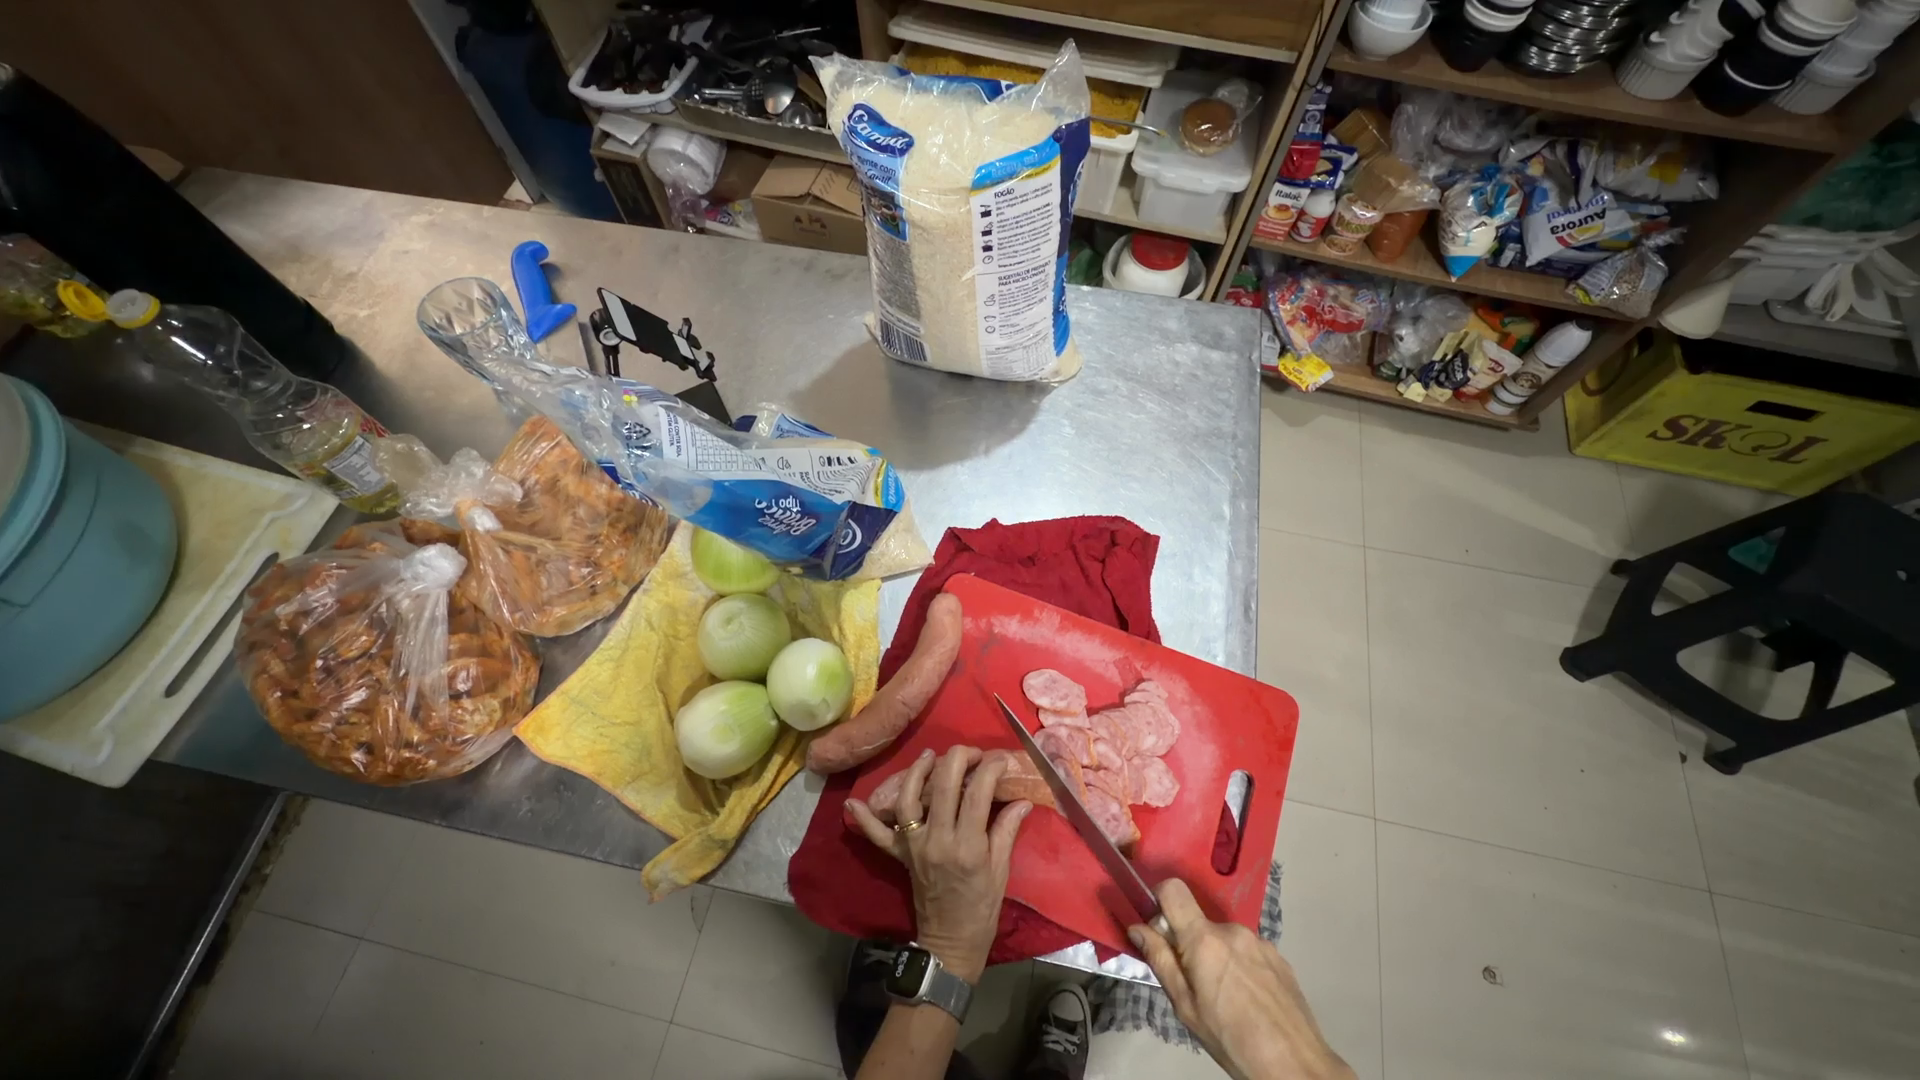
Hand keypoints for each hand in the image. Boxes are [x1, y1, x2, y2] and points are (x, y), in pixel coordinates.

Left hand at [846, 747, 1031, 982]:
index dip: (989, 769)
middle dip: (958, 759)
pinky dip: (864, 818)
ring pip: (909, 799)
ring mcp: (915, 846)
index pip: (977, 794)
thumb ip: (1007, 831)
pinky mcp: (900, 855)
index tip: (999, 760)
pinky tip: (853, 802)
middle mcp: (938, 840)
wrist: (951, 942)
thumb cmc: (982, 909)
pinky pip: (878, 835)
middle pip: (943, 786)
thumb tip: (1022, 799)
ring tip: (929, 754)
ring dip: (917, 772)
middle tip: (971, 752)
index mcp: (968, 846)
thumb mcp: (1001, 871)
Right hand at [1129, 879, 1353, 1079]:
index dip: (1159, 898)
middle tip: (1195, 983)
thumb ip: (1160, 960)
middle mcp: (1233, 930)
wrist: (1295, 1067)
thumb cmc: (1231, 1039)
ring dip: (1218, 957)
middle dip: (1190, 944)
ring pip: (1225, 939)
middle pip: (1199, 922)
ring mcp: (1260, 942)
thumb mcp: (1185, 1006)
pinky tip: (1249, 1000)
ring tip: (1226, 998)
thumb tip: (1137, 927)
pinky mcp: (1280, 957)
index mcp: (1205, 939)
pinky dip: (1241, 966)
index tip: (1158, 927)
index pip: (1174, 890)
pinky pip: (1248, 951)